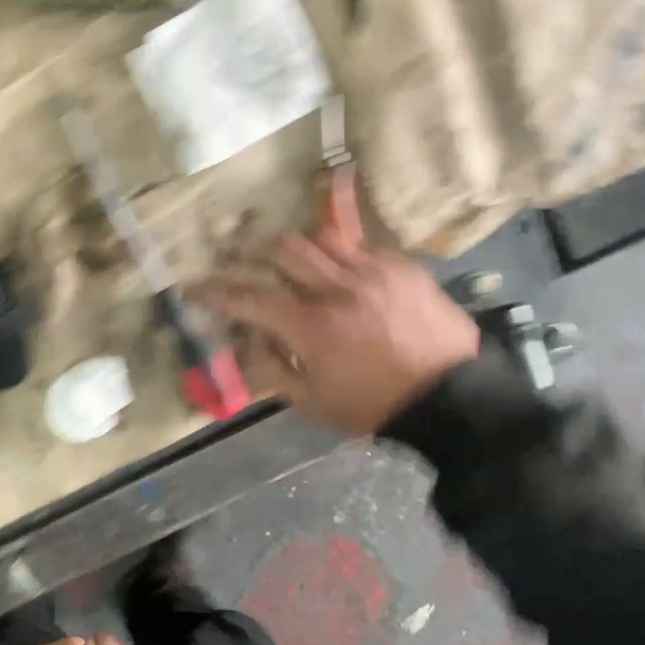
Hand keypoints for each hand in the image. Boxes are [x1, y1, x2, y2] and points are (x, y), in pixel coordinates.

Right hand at [191, 170, 480, 433]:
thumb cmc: (371, 406)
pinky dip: (335, 249)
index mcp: (312, 327)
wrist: (450, 398)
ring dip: (292, 240)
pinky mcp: (403, 268)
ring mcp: (375, 272)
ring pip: (322, 237)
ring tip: (275, 243)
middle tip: (228, 248)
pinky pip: (360, 245)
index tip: (194, 288)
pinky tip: (329, 257)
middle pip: (284, 249)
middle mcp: (340, 289)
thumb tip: (244, 339)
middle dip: (249, 247)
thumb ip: (269, 367)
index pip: (251, 298)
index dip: (216, 291)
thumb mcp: (308, 402)